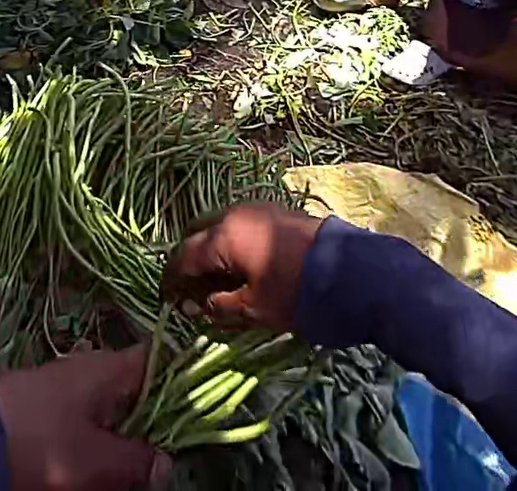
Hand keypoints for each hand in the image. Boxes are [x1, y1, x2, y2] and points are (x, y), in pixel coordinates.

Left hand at [0, 346, 167, 489]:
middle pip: (133, 394)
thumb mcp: (93, 461)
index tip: (191, 413)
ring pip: (107, 414)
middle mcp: (89, 369)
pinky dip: (91, 445)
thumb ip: (134, 461)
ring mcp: (64, 387)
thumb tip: (165, 463)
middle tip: (151, 464)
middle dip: (145, 429)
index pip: (155, 360)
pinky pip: (81, 423)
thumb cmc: (40, 443)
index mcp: (107, 367)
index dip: (177, 381)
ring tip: (115, 473)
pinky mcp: (43, 408)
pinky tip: (86, 469)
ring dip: (116, 442)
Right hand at [161, 202, 323, 330]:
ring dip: (210, 249)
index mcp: (222, 235)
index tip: (166, 299)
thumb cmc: (296, 293)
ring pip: (218, 225)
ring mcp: (255, 208)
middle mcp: (233, 214)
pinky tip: (238, 265)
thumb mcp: (254, 308)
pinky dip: (229, 242)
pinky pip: (238, 224)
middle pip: (197, 233)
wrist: (350, 270)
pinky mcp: (274, 211)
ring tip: (215, 280)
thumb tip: (194, 305)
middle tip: (189, 289)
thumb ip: (218, 305)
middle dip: (188, 259)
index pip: (183, 256)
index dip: (171, 279)